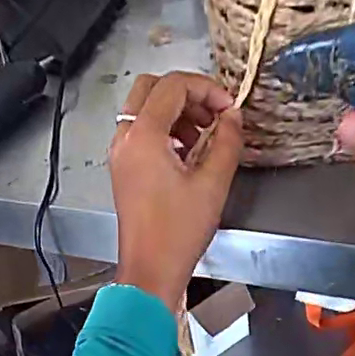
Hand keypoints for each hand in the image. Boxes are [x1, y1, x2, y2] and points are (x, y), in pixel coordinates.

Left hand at [108, 71, 243, 308]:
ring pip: (145, 111)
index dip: (207, 89)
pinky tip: (188, 155)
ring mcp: (121, 156)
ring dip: (177, 114)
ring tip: (204, 138)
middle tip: (214, 114)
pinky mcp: (124, 171)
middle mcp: (125, 140)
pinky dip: (165, 133)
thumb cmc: (176, 235)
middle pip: (153, 89)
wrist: (151, 270)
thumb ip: (227, 142)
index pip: (173, 85)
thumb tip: (233, 118)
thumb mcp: (213, 184)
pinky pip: (142, 135)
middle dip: (187, 95)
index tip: (227, 107)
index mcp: (143, 136)